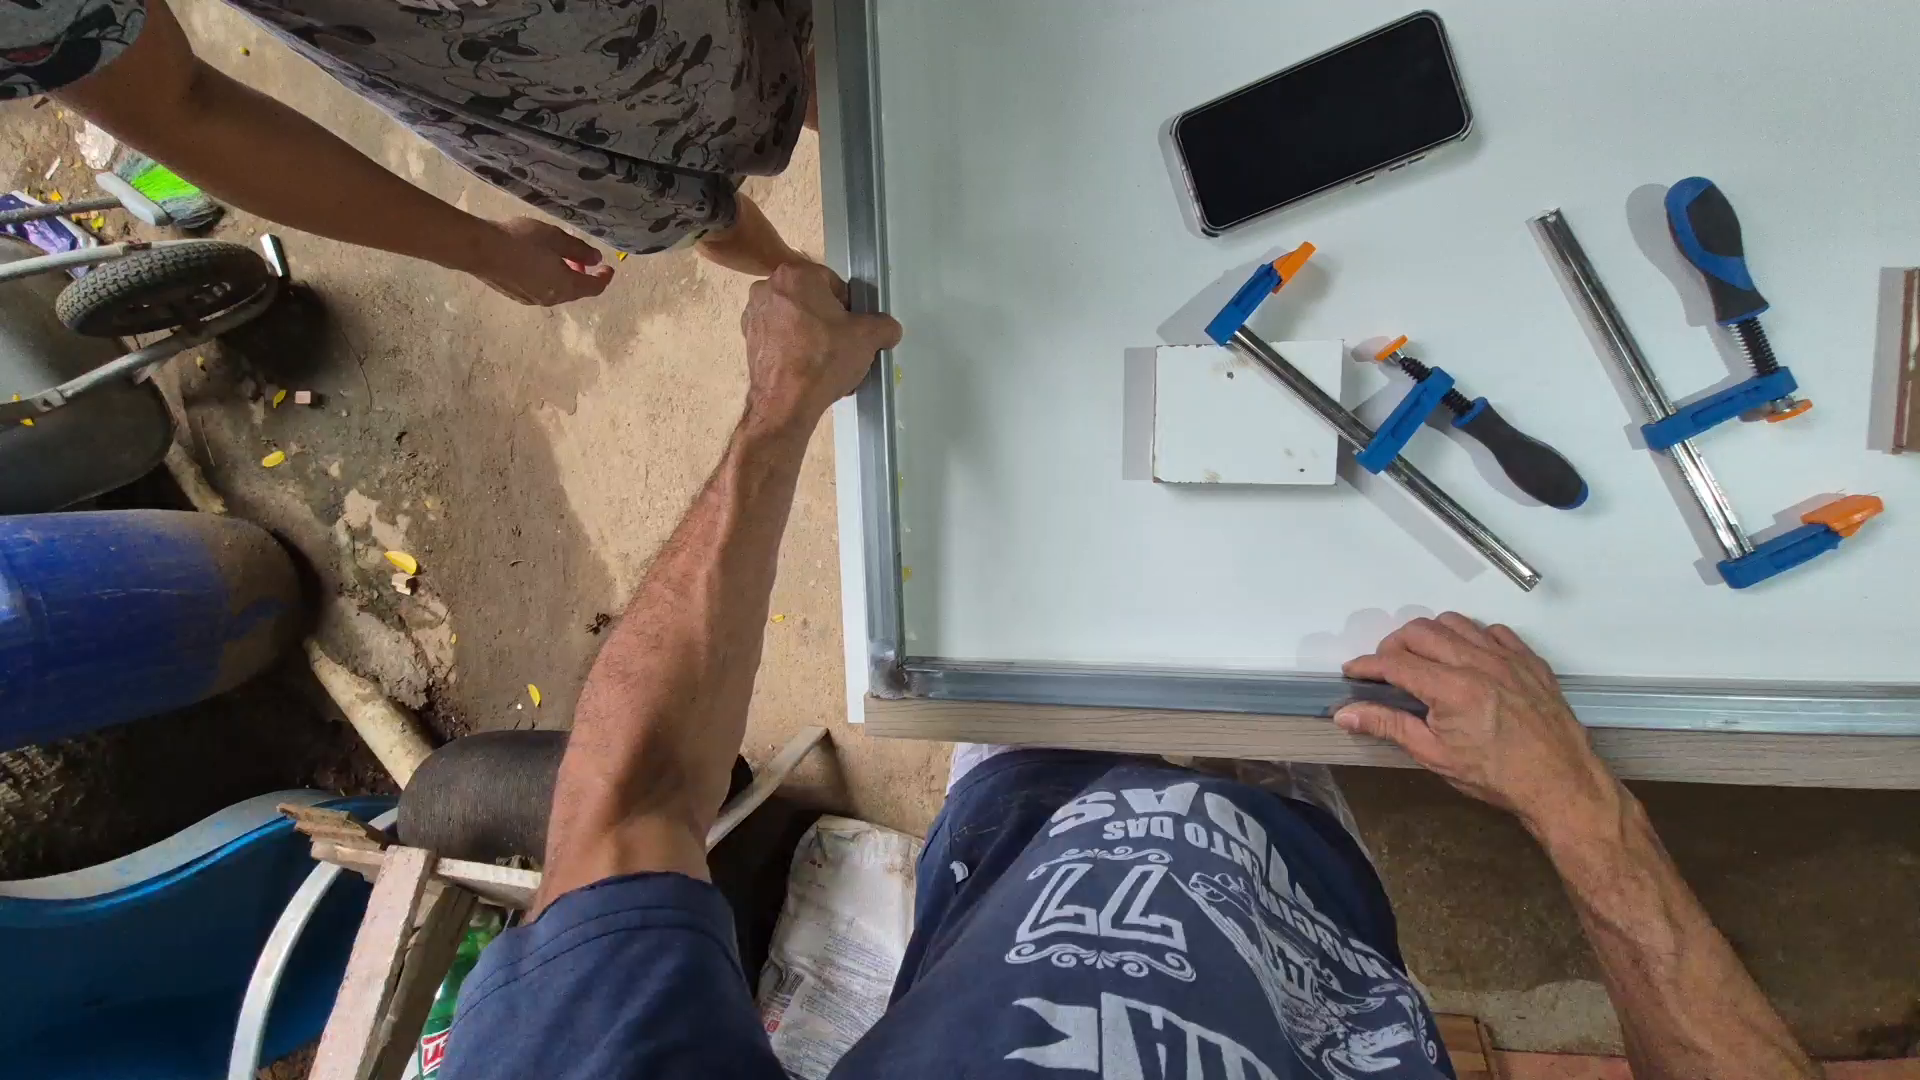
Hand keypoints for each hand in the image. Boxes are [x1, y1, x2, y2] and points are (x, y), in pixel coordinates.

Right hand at [464, 217, 614, 305]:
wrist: (477, 249)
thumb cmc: (520, 241)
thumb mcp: (555, 238)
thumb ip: (578, 249)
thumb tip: (596, 259)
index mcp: (567, 287)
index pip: (594, 287)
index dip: (604, 278)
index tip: (609, 269)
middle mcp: (552, 298)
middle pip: (576, 290)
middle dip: (582, 276)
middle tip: (581, 260)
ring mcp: (532, 299)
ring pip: (557, 290)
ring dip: (563, 277)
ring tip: (559, 259)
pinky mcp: (514, 295)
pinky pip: (539, 288)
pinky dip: (547, 278)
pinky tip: (537, 264)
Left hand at [740, 262, 902, 430]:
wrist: (786, 402)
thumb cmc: (825, 359)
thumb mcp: (868, 337)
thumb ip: (885, 325)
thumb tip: (888, 329)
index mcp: (796, 274)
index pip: (834, 284)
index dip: (850, 309)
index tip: (854, 331)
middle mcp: (768, 287)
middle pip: (813, 303)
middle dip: (830, 324)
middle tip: (843, 349)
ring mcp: (754, 314)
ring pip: (796, 322)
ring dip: (814, 338)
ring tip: (827, 366)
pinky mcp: (749, 340)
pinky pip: (781, 340)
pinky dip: (795, 351)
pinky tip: (809, 373)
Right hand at [1336, 613, 1621, 838]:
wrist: (1564, 788)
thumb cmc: (1496, 776)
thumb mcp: (1434, 754)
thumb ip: (1387, 725)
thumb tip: (1343, 714)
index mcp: (1452, 689)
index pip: (1394, 662)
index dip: (1366, 665)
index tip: (1352, 672)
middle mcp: (1478, 663)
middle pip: (1419, 631)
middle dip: (1393, 646)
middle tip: (1387, 669)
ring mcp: (1508, 659)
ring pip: (1454, 622)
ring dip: (1430, 636)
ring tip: (1424, 660)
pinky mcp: (1530, 662)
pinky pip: (1493, 631)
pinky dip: (1472, 638)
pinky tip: (1467, 661)